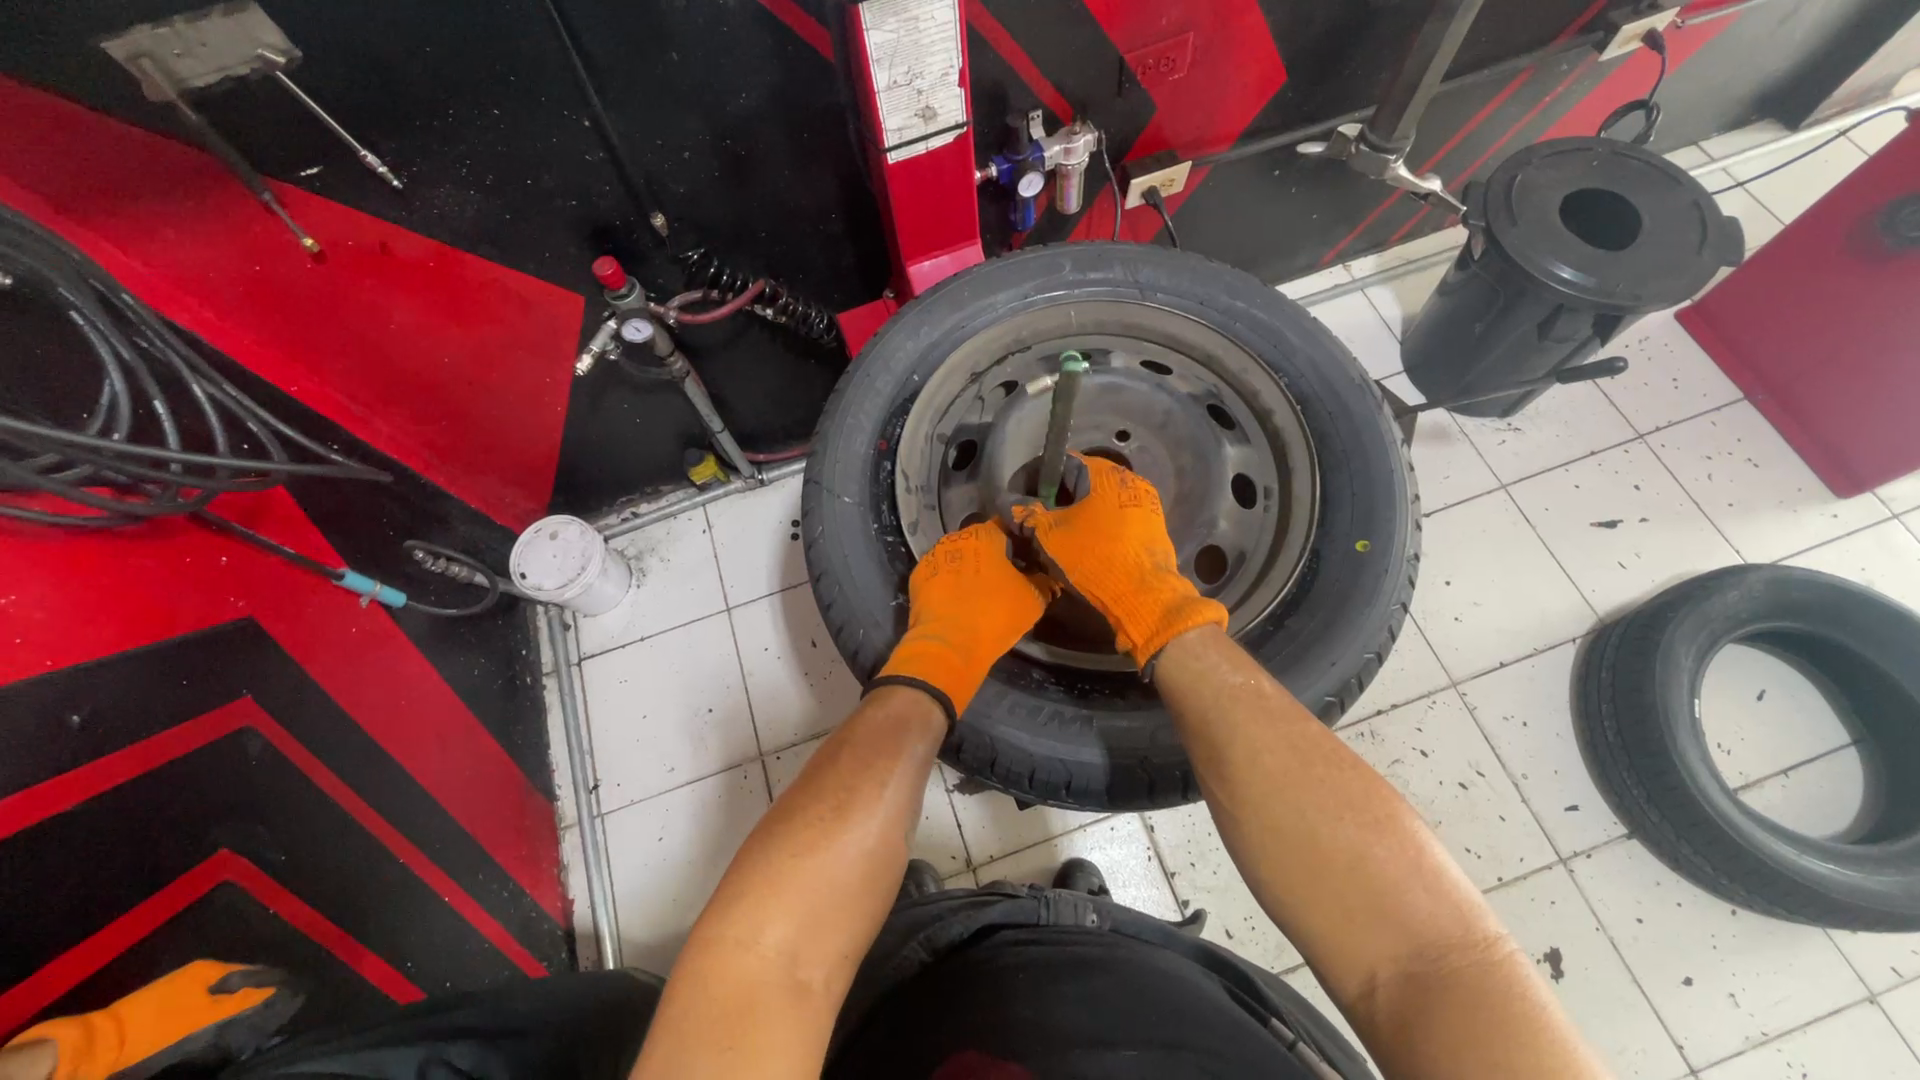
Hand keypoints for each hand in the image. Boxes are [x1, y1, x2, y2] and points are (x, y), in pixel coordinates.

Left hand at [3, 961, 299, 1079]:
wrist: (103, 1043)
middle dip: (253, 994)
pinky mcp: (167, 1005)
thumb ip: (243, 1000)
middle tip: (272, 1009)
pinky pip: (204, 1004)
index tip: (289, 994)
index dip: (271, 981)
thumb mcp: (205, 1014)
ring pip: (219, 994)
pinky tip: (222, 1025)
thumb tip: (278, 989)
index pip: (253, 970)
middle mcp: (197, 973)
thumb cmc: (160, 1025)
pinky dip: (216, 1012)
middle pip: (236, 981)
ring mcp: (179, 988)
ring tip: (251, 1019)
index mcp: (209, 968)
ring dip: (234, 1005)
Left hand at [872, 521, 1057, 720]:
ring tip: (978, 594)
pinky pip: (940, 577)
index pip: (1006, 527)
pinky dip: (948, 585)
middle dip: (990, 556)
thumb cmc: (994, 615)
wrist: (948, 646)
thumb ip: (1042, 581)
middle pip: (978, 542)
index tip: (1026, 559)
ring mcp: (931, 557)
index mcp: (984, 534)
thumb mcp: (1033, 600)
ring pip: (956, 558)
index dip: (1018, 542)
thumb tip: (1043, 576)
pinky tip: (957, 603)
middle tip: (1004, 578)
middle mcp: (954, 537)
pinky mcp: (916, 580)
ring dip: (966, 570)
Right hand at [1011, 455, 1226, 668]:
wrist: (1145, 597)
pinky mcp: (1152, 529)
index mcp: (1104, 473)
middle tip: (1032, 522)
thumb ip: (1026, 514)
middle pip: (1081, 484)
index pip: (1061, 463)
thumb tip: (1008, 501)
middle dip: (1054, 500)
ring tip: (1054, 539)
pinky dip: (1094, 529)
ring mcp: (1145, 505)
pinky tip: (1081, 549)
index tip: (1018, 500)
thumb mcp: (1050, 536)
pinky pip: (1114, 522)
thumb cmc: (1094, 557)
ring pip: (1098, 504)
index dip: (1033, 479)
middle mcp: (1129, 480)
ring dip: (1074, 517)